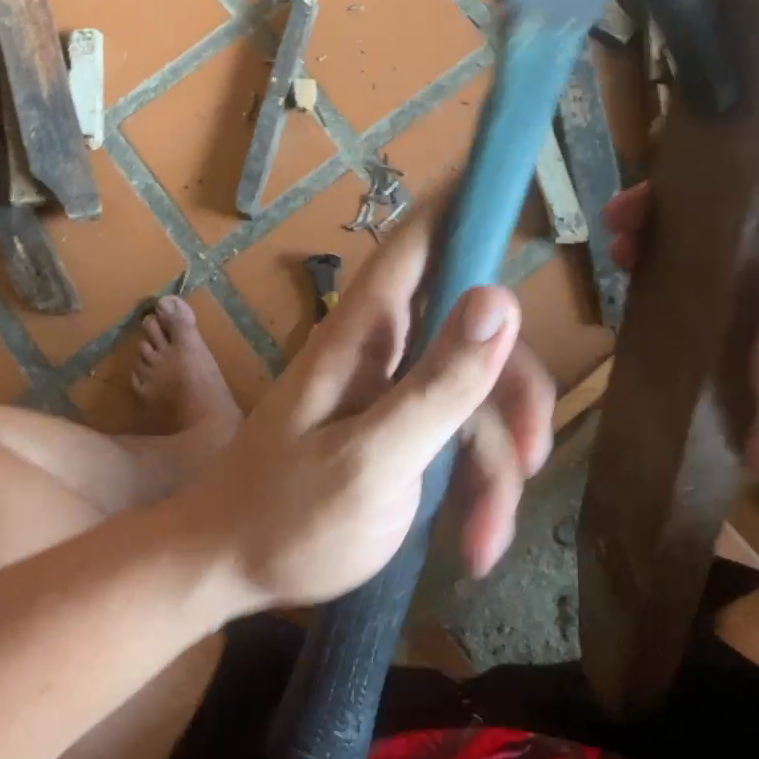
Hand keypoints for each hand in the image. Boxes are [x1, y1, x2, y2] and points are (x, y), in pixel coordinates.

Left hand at [182, 204, 555, 609]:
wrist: (227, 572)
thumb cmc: (285, 517)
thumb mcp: (371, 461)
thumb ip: (437, 385)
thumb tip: (500, 296)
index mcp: (363, 334)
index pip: (419, 243)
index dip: (466, 206)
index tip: (517, 186)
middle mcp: (382, 351)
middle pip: (474, 332)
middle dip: (511, 392)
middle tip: (531, 454)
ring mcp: (392, 395)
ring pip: (475, 397)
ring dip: (494, 467)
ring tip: (485, 544)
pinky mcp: (400, 436)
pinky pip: (458, 443)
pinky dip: (474, 491)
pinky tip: (475, 548)